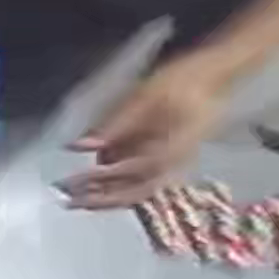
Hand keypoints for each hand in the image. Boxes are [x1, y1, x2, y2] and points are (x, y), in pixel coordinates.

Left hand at [61, 53, 228, 208]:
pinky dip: (110, 197)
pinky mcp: (160, 166)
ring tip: (71, 202)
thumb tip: (78, 146)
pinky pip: (136, 189)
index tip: (76, 178)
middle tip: (69, 201)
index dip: (111, 175)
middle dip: (104, 199)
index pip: (147, 165)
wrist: (209, 76)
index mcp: (185, 135)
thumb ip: (113, 124)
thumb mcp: (144, 96)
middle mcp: (182, 155)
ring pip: (139, 193)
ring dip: (103, 201)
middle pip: (144, 188)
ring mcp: (172, 163)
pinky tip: (83, 197)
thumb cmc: (177, 82)